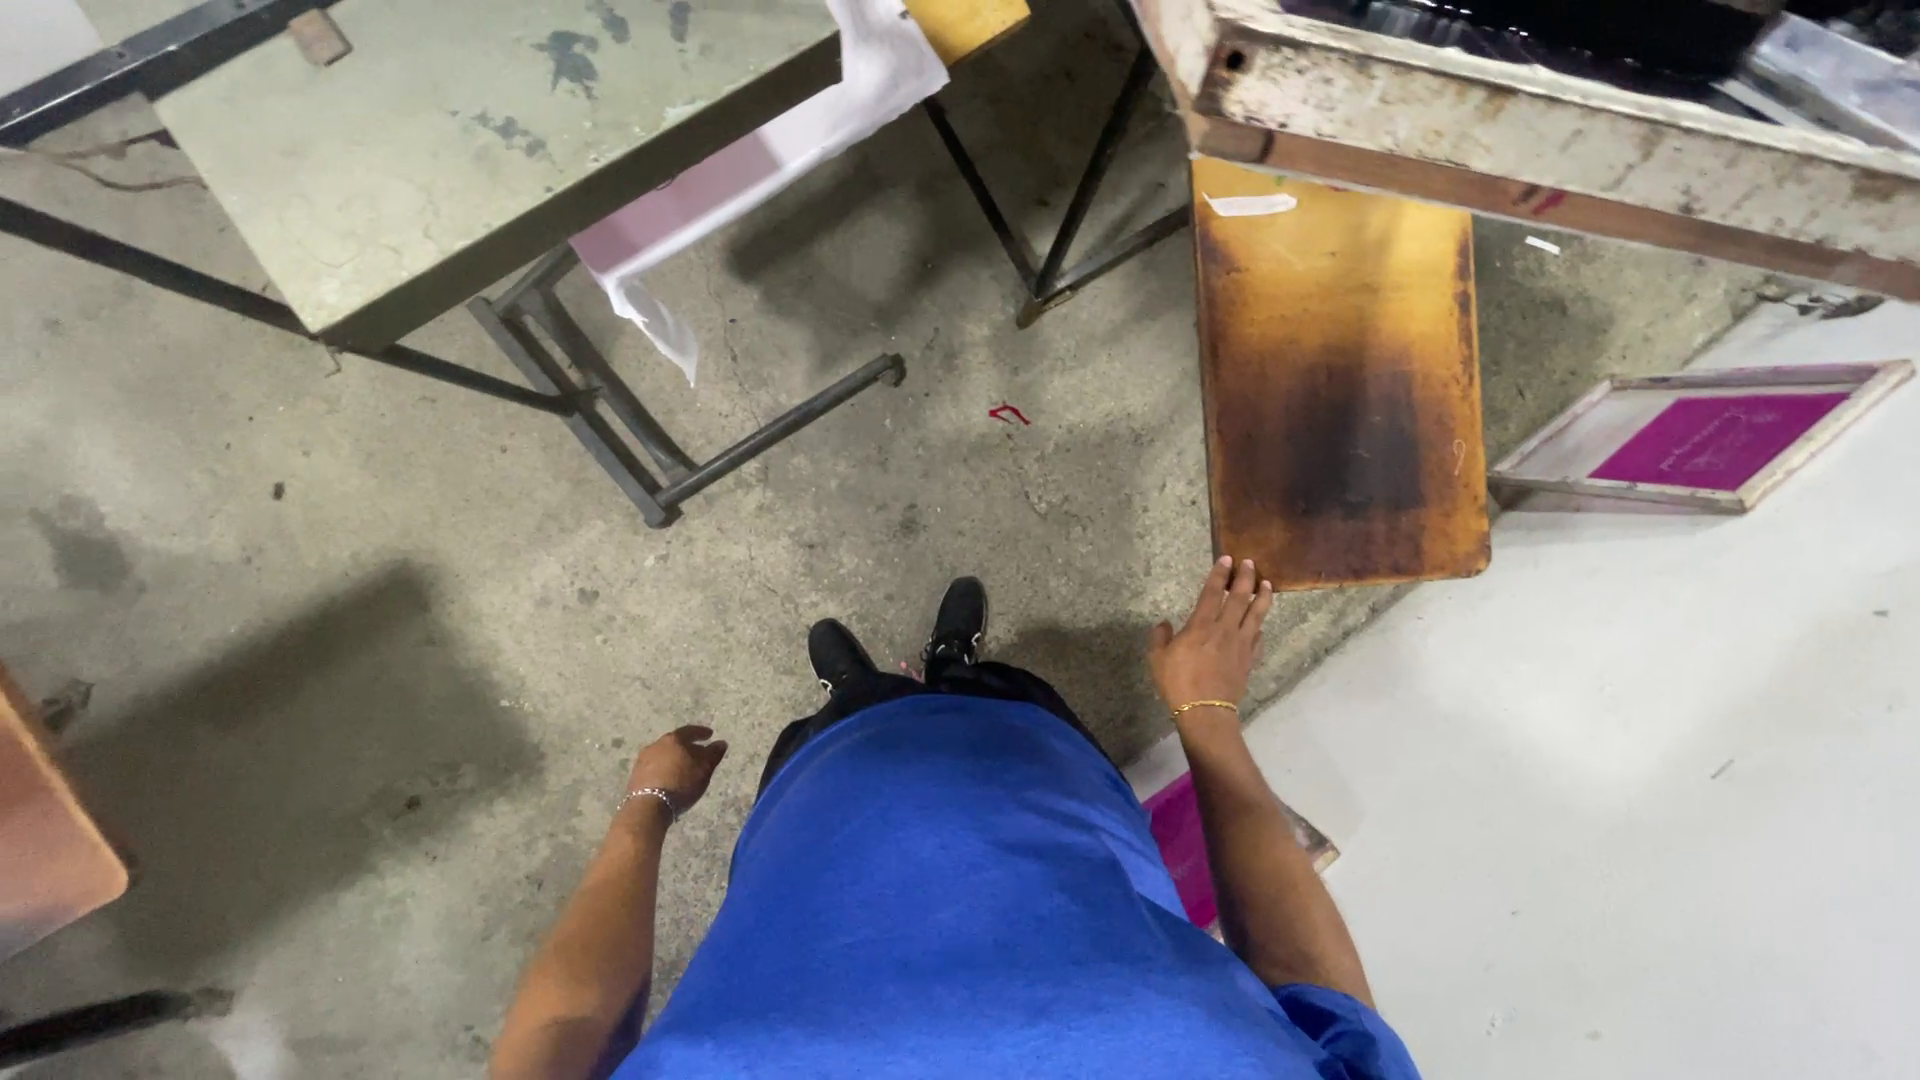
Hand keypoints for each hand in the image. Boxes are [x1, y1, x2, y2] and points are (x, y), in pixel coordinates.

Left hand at [626, 725, 727, 812]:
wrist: (648, 806)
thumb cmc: (681, 783)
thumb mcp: (704, 769)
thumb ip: (713, 754)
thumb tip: (721, 742)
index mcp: (673, 739)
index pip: (690, 731)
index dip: (701, 732)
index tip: (710, 734)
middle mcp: (656, 745)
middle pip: (675, 742)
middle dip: (686, 747)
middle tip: (697, 753)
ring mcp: (642, 760)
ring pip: (663, 755)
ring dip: (674, 759)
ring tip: (683, 768)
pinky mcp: (635, 776)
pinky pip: (654, 767)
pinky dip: (664, 769)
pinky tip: (669, 778)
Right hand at [1149, 556, 1273, 713]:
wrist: (1205, 711)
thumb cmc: (1177, 682)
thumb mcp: (1157, 658)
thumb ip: (1160, 637)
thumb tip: (1164, 624)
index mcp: (1201, 625)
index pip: (1212, 592)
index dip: (1219, 574)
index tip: (1227, 559)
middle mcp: (1224, 630)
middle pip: (1240, 598)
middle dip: (1245, 578)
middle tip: (1250, 563)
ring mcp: (1240, 645)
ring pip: (1256, 615)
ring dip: (1262, 597)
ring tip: (1267, 584)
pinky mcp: (1249, 660)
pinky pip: (1258, 639)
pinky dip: (1260, 628)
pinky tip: (1261, 625)